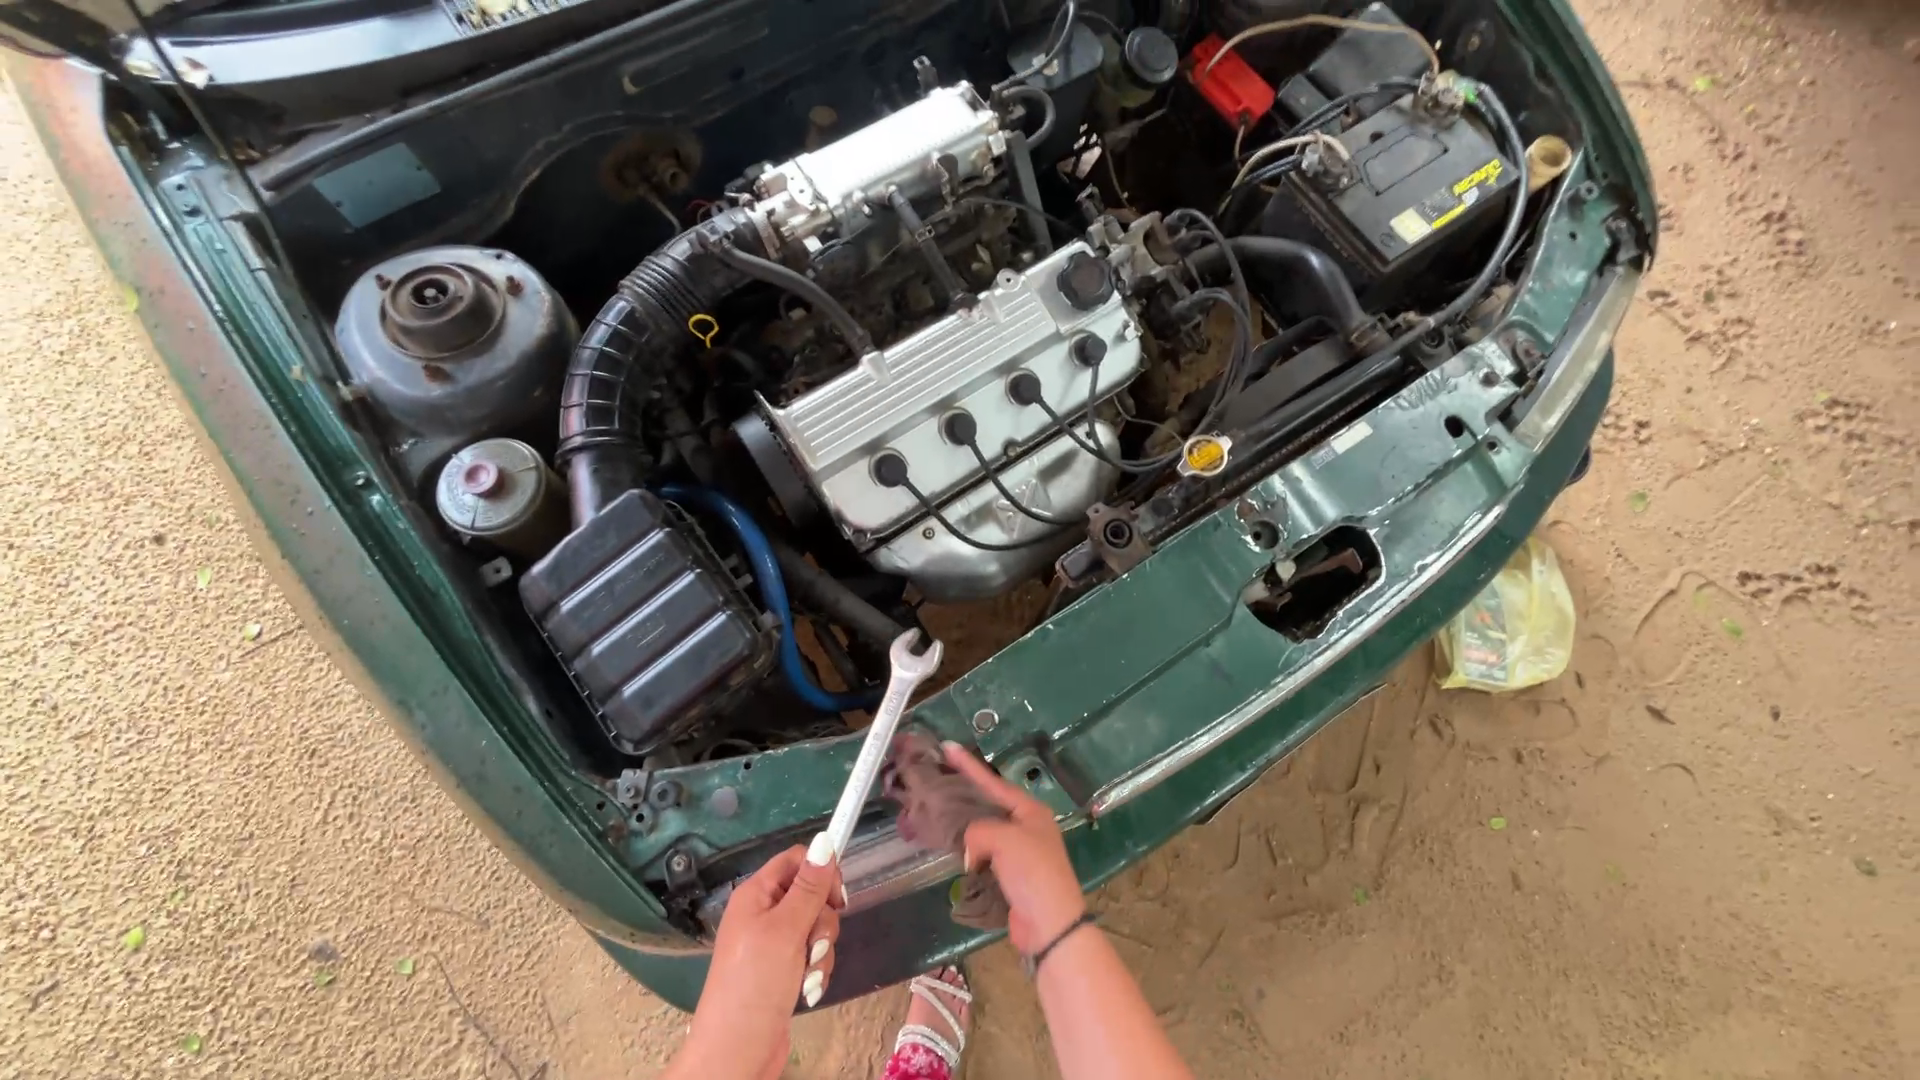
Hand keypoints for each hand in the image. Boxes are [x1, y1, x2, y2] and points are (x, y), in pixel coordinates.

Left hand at [671, 846, 841, 1079]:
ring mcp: (772, 944)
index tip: (837, 897)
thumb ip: (810, 887)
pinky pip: (812, 955)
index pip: (796, 859)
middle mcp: (763, 914)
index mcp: (755, 894)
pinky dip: (816, 970)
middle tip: (816, 944)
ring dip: (821, 951)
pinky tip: (807, 991)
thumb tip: (827, 839)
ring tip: (809, 975)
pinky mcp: (782, 970)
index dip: (821, 871)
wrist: (735, 1055)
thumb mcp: (786, 930)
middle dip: (823, 921)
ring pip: (816, 927)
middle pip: (811, 894)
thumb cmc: (755, 984)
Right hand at [942, 741, 1086, 954]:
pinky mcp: (1009, 873)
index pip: (994, 782)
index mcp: (1030, 811)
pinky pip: (983, 852)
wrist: (1050, 925)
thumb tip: (969, 849)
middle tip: (938, 778)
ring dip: (963, 822)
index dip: (969, 765)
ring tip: (938, 810)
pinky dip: (967, 849)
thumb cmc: (1033, 874)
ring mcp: (1019, 850)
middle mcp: (1026, 825)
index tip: (948, 746)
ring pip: (983, 828)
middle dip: (964, 791)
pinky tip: (950, 846)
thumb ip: (978, 831)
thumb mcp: (1005, 840)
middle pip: (988, 802)